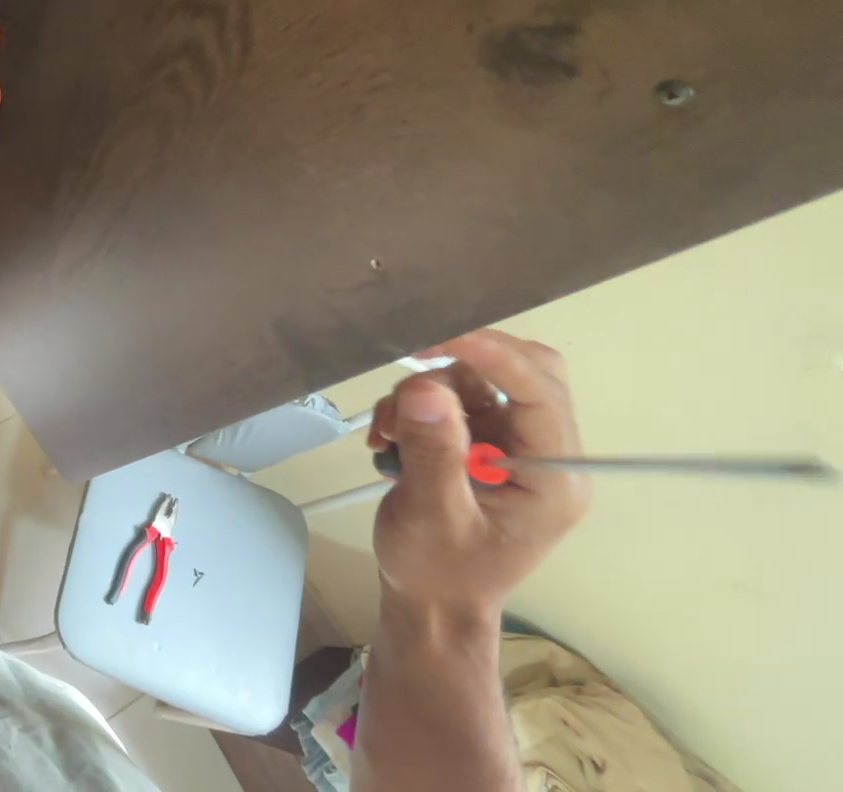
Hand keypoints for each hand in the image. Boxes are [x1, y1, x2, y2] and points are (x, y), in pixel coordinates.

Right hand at [367, 329, 591, 617]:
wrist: (428, 601)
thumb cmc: (437, 569)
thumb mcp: (432, 516)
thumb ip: (433, 452)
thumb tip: (424, 388)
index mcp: (554, 476)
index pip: (541, 394)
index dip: (496, 356)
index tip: (439, 338)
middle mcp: (541, 453)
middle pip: (522, 374)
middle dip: (462, 363)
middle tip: (412, 360)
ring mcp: (507, 447)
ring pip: (474, 383)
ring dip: (421, 395)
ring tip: (385, 435)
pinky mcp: (475, 445)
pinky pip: (447, 401)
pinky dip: (411, 409)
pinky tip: (387, 440)